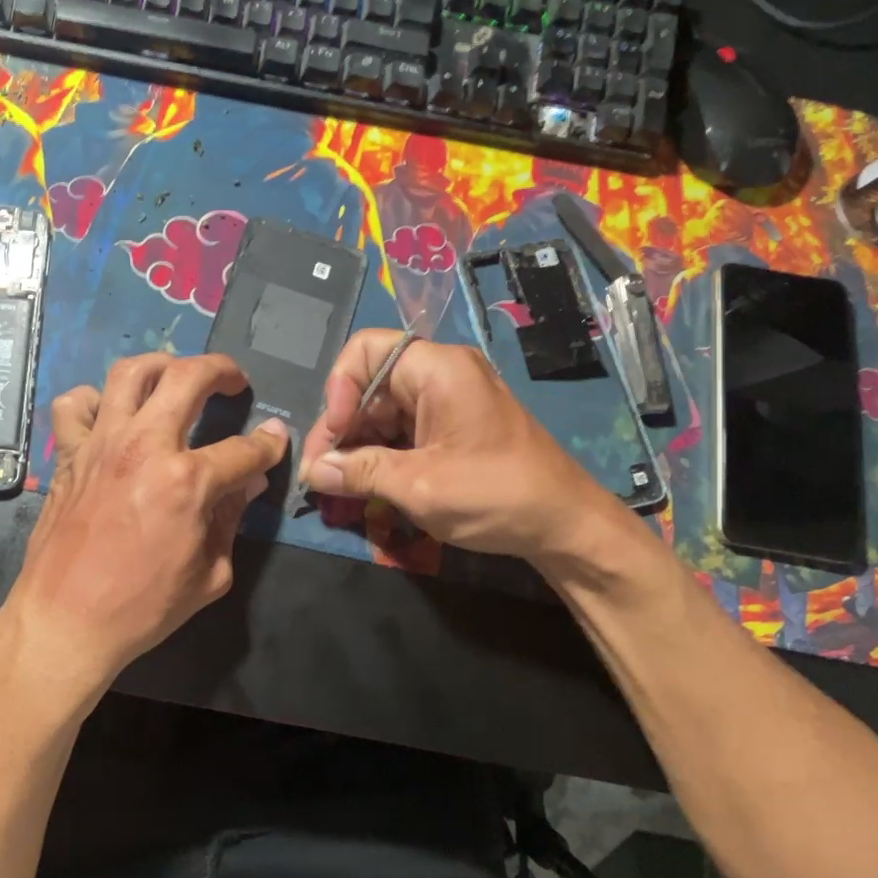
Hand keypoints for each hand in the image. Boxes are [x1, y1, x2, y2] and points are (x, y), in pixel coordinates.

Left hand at [0, 353, 288, 702]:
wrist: (66, 621)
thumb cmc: (143, 608)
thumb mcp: (209, 575)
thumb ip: (230, 519)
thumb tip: (246, 481)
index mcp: (187, 481)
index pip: (243, 449)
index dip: (268, 444)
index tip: (275, 439)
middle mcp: (144, 446)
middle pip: (188, 378)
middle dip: (221, 370)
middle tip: (233, 380)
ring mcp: (101, 444)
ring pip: (130, 373)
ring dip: (162, 366)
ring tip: (176, 378)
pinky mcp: (69, 454)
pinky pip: (75, 405)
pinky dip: (94, 399)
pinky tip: (110, 413)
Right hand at [297, 330, 618, 561]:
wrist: (565, 526)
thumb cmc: (496, 496)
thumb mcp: (419, 486)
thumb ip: (360, 472)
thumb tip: (312, 470)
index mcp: (437, 369)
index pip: (364, 351)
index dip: (338, 390)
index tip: (335, 438)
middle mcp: (440, 375)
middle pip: (368, 384)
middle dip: (340, 428)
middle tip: (319, 475)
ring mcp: (447, 403)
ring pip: (380, 411)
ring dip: (356, 447)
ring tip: (336, 486)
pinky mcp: (450, 430)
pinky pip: (401, 431)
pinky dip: (379, 455)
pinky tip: (363, 486)